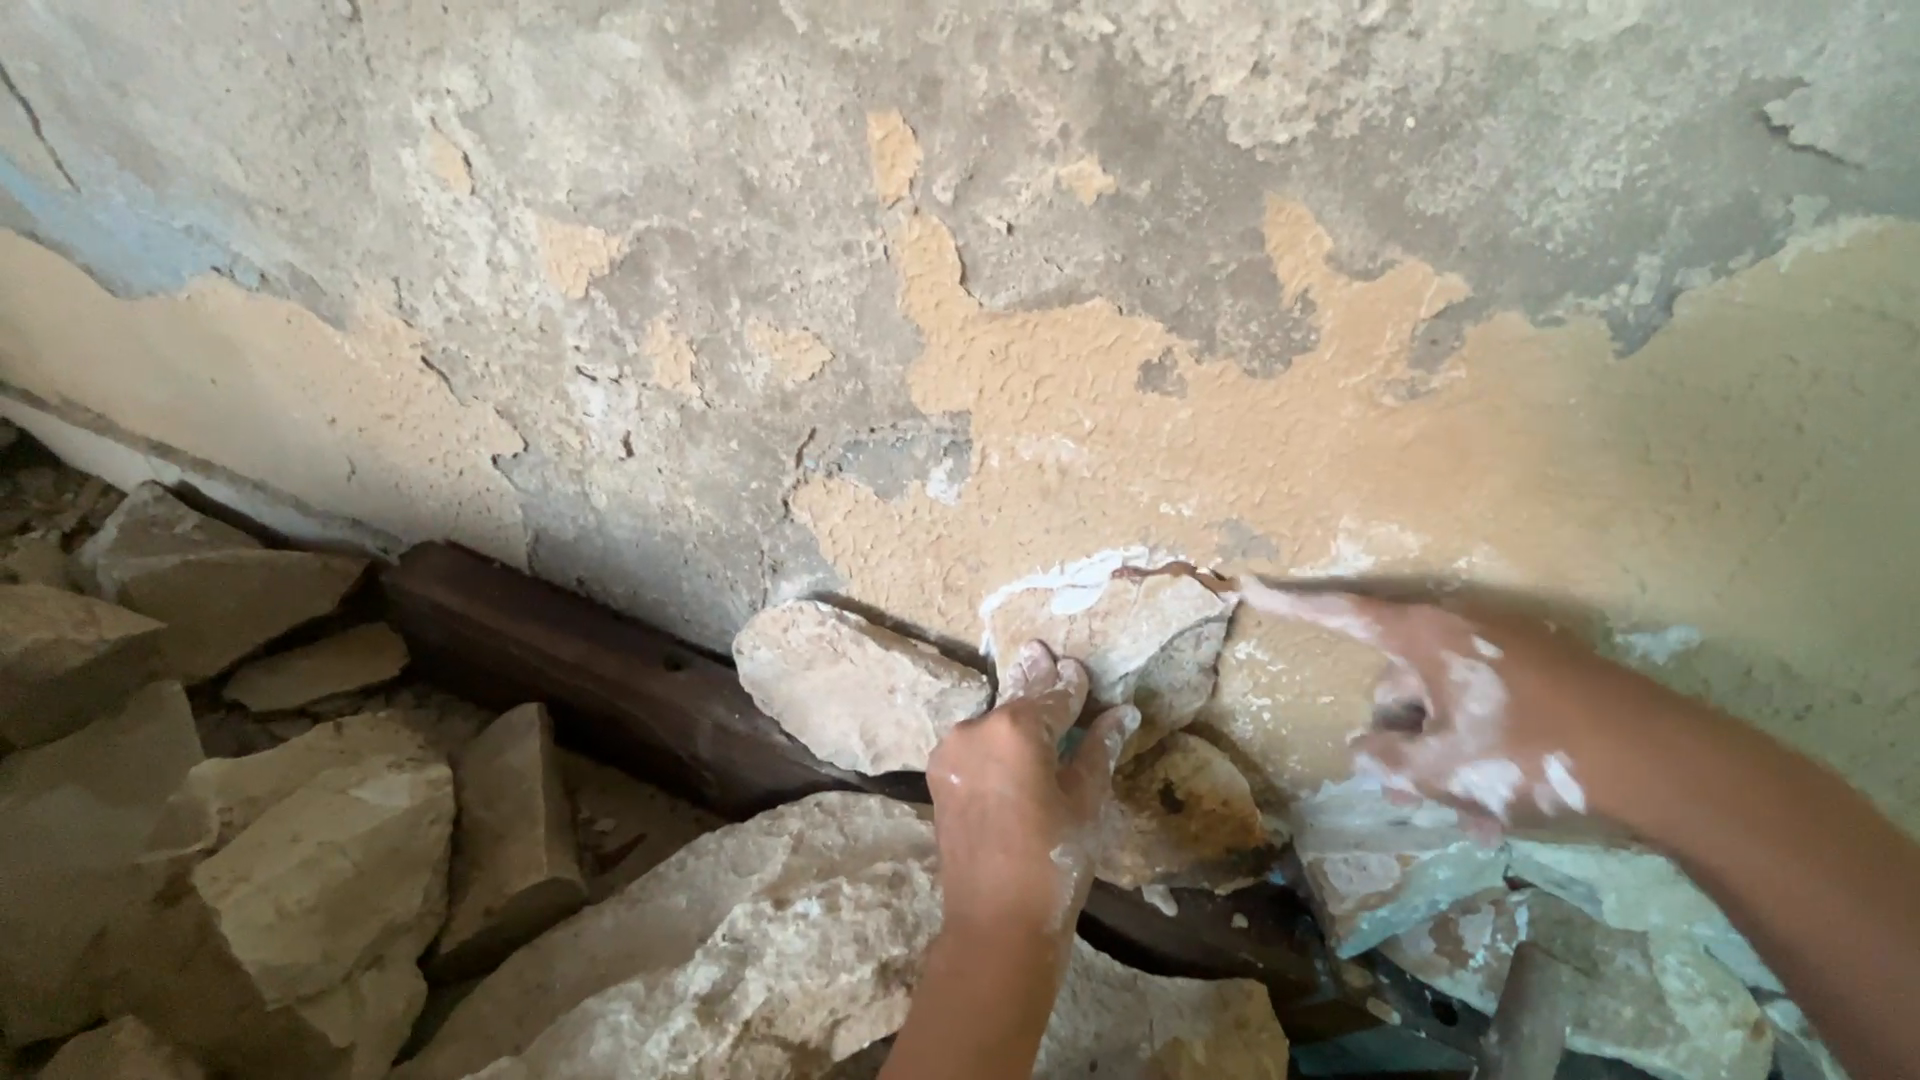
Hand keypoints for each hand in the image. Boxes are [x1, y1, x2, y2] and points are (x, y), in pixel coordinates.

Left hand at [925, 640, 1139, 941]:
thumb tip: (1121, 714)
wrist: (994, 922)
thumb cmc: (1053, 862)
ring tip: (1029, 681)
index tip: (1079, 668)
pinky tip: (1007, 732)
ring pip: (992, 719)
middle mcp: (976, 729)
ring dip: (1013, 707)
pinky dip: (993, 735)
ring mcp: (952, 752)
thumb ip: (1098, 750)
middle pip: (1016, 697)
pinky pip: (975, 743)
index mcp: (1016, 729)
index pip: (1054, 695)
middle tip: (1041, 650)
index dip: (1072, 684)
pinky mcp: (940, 775)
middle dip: (1034, 677)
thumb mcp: (1086, 803)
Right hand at [1238, 579, 1687, 833]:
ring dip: (1441, 762)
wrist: (1667, 762)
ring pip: (1441, 707)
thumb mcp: (1442, 768)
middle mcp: (1457, 633)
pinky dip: (1478, 757)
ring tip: (1467, 820)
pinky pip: (1482, 714)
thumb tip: (1362, 753)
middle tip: (1409, 796)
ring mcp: (1502, 652)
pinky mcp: (1539, 677)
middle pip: (1395, 682)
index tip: (1244, 584)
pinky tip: (1497, 813)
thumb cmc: (1531, 753)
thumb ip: (1386, 760)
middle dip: (1397, 741)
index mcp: (1423, 637)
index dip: (1288, 604)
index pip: (1338, 613)